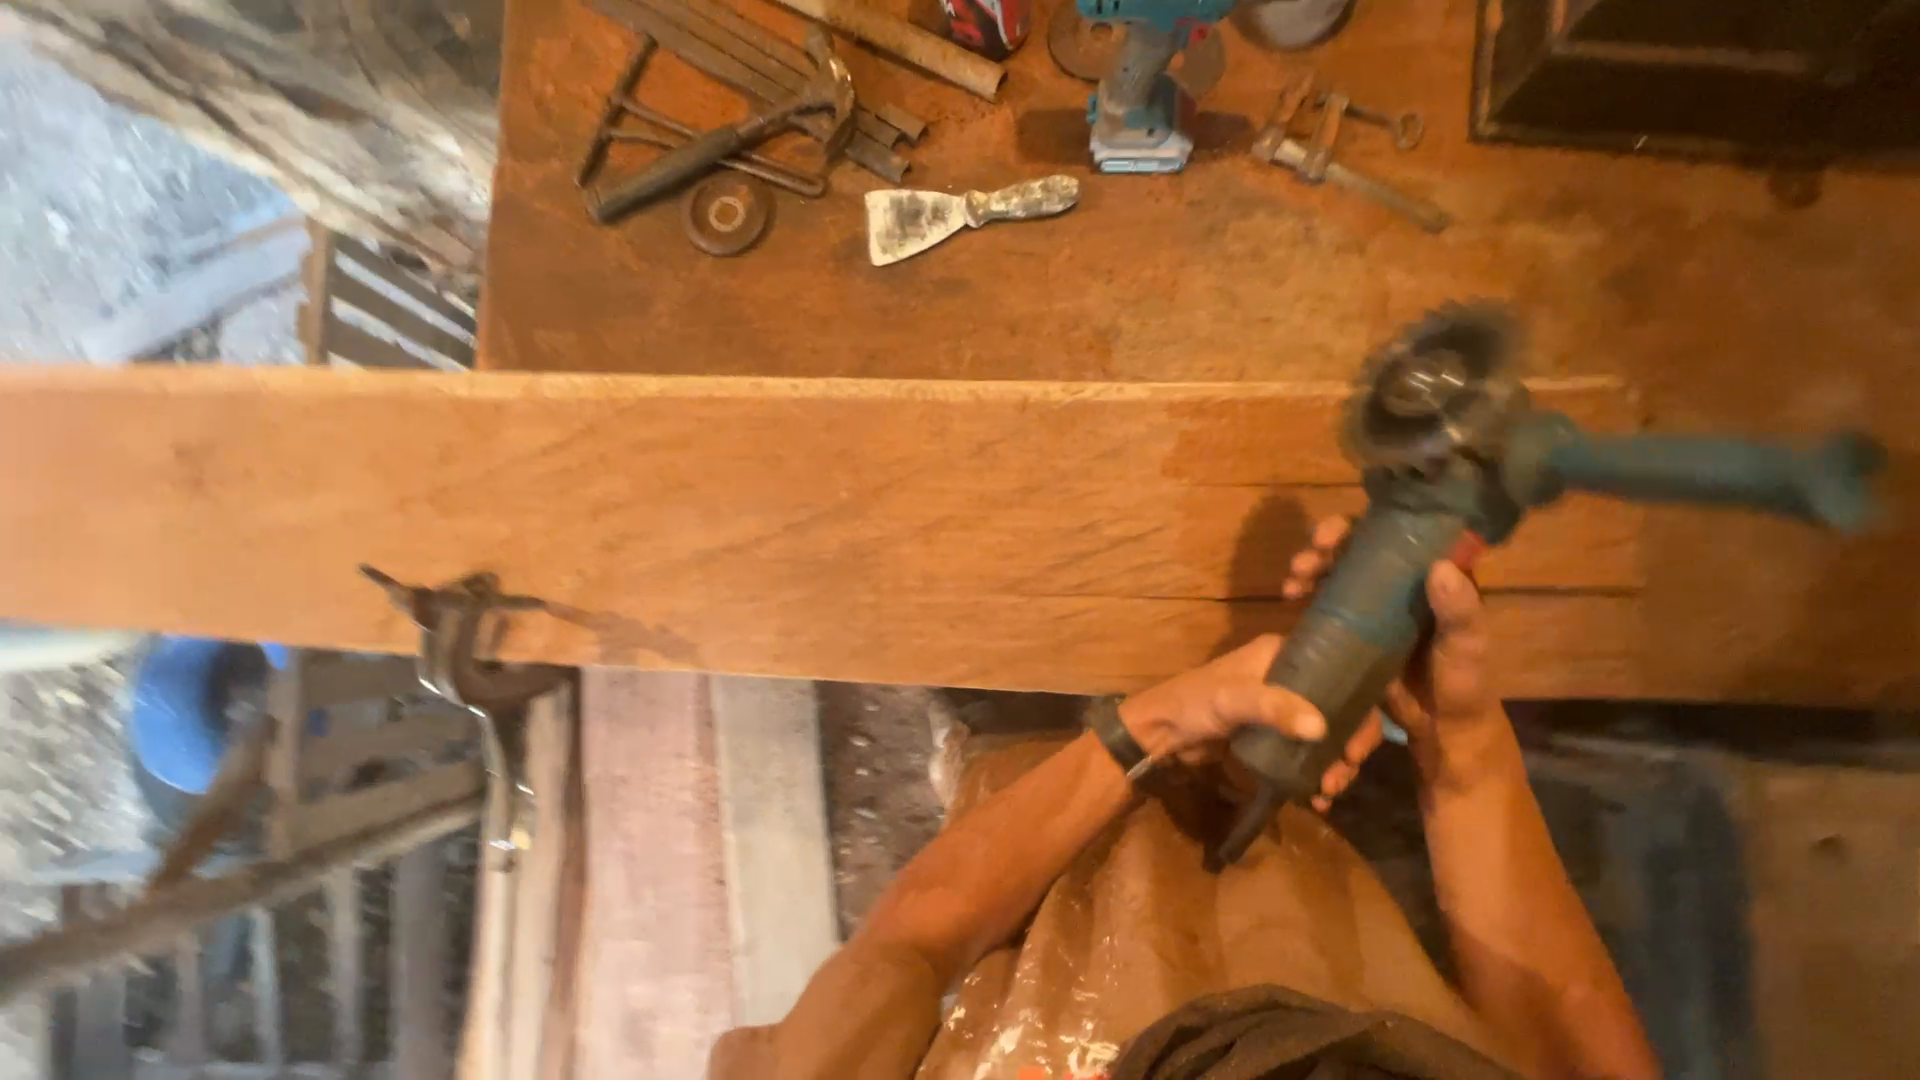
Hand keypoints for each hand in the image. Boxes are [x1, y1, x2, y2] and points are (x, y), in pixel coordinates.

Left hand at [1112, 517, 1391, 805]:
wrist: (1160, 734)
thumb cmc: (1193, 704)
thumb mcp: (1231, 700)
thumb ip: (1273, 708)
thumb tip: (1321, 729)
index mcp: (1283, 654)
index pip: (1342, 671)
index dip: (1363, 703)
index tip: (1360, 740)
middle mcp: (1289, 676)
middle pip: (1342, 708)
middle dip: (1350, 743)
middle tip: (1343, 773)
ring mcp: (1283, 707)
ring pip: (1328, 734)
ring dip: (1335, 764)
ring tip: (1326, 792)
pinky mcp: (1274, 735)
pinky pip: (1307, 751)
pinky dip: (1316, 772)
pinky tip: (1316, 797)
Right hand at [1286, 517, 1504, 798]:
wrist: (1439, 725)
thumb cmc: (1461, 680)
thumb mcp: (1467, 644)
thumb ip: (1460, 610)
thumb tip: (1439, 567)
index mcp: (1428, 575)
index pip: (1392, 534)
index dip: (1360, 526)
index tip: (1335, 536)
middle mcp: (1395, 582)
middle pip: (1353, 547)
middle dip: (1323, 546)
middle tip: (1304, 562)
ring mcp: (1369, 604)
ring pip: (1333, 570)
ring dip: (1307, 567)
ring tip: (1292, 583)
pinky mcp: (1348, 628)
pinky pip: (1322, 600)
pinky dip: (1303, 592)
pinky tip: (1290, 597)